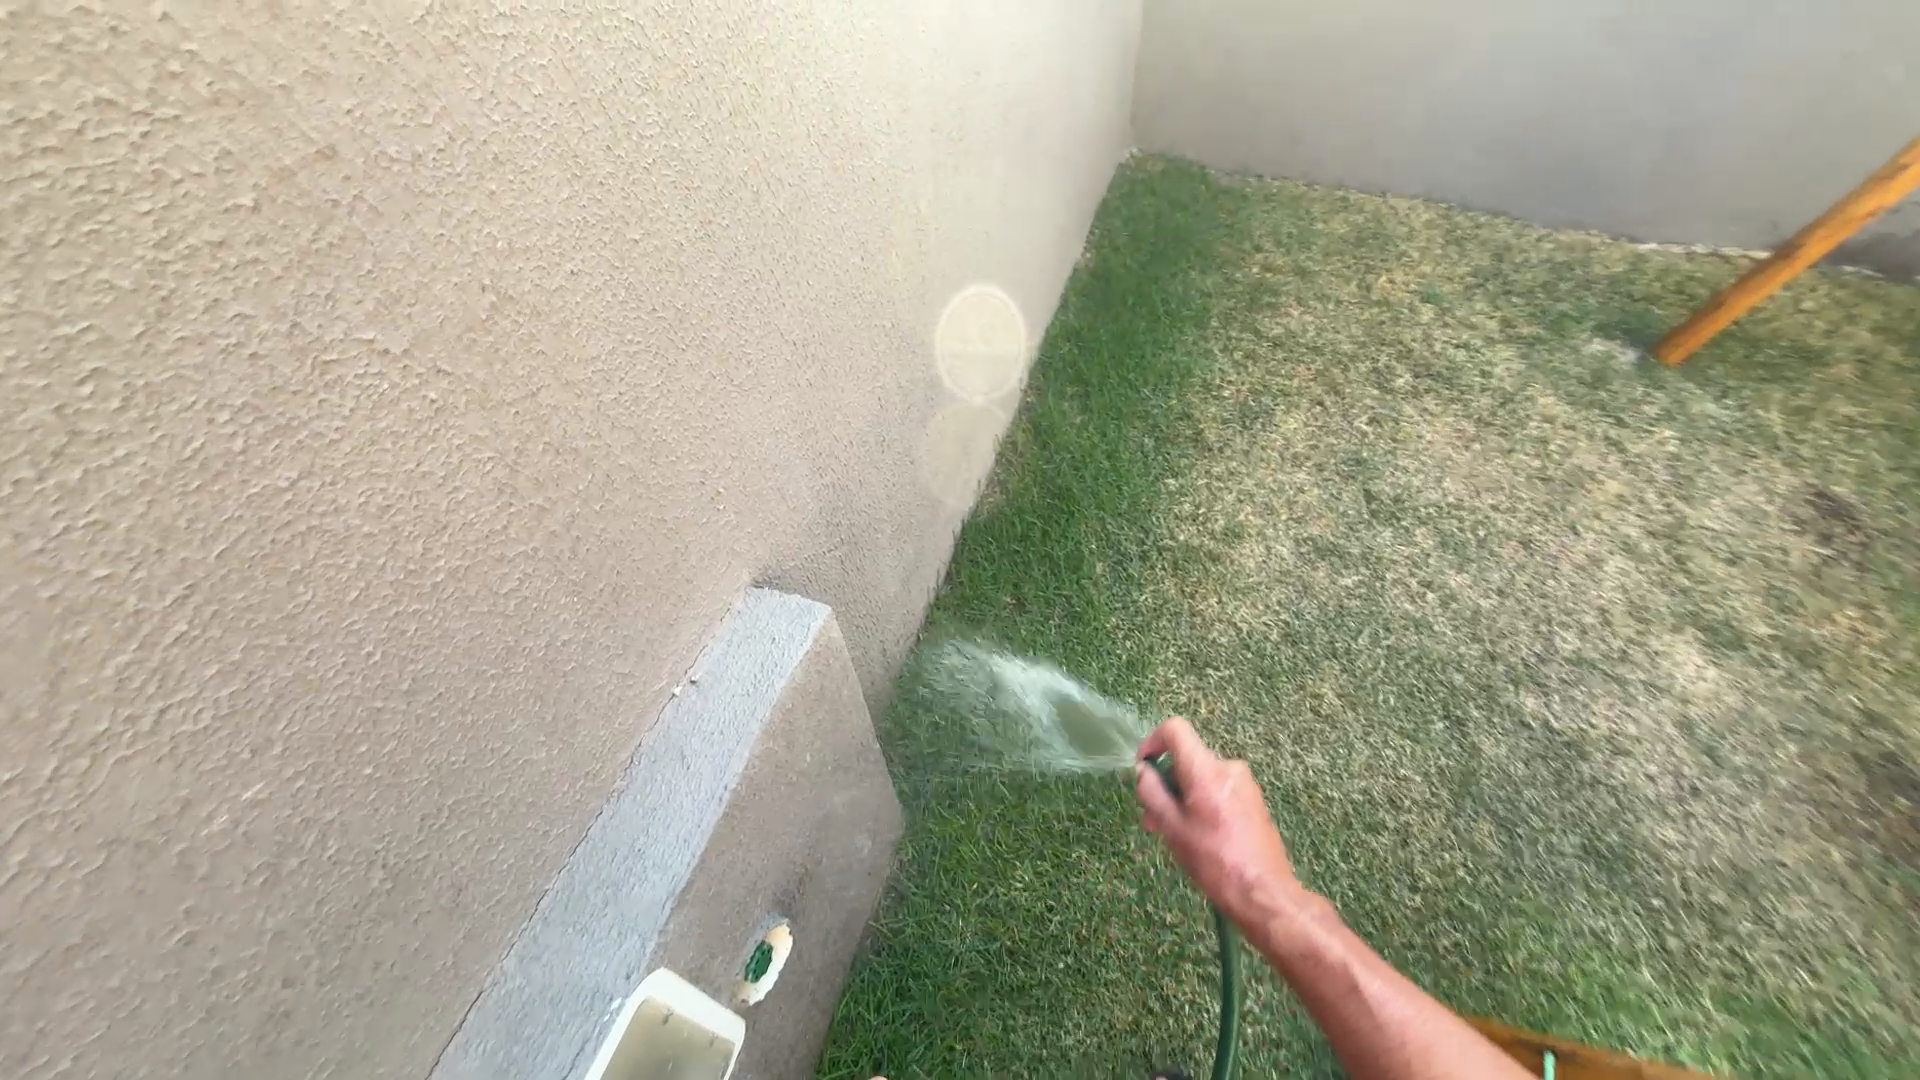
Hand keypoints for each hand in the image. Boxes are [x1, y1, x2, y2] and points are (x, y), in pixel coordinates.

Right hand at [1135, 717, 1304, 925]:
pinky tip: (1199, 837)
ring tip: (1174, 834)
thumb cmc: (1213, 861)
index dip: (1152, 742)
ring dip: (1181, 798)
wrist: (1264, 893)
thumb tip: (1143, 770)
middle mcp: (1228, 767)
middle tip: (1153, 819)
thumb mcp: (1171, 827)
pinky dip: (1201, 803)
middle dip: (1165, 783)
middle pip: (1186, 758)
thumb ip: (1151, 792)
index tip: (1143, 769)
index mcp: (1206, 769)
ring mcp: (1244, 783)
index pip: (1175, 729)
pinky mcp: (1253, 800)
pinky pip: (1217, 789)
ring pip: (1200, 777)